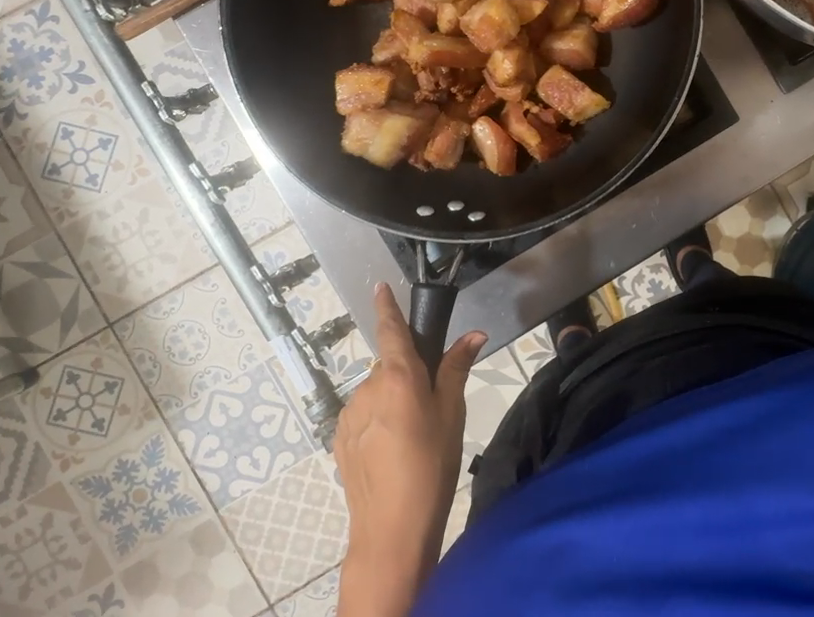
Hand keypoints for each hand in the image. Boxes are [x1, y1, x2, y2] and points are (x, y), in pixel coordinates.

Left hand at [334, 284, 484, 615]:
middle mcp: (367, 388)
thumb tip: (473, 335)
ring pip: (376, 393)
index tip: (379, 286)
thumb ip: (456, 369)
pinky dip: (379, 421)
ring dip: (392, 400)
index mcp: (397, 376)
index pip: (391, 330)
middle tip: (432, 401)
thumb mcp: (452, 412)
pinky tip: (394, 450)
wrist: (392, 527)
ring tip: (414, 435)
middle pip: (389, 366)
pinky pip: (364, 416)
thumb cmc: (432, 463)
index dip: (386, 306)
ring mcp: (349, 415)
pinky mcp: (340, 440)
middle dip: (407, 373)